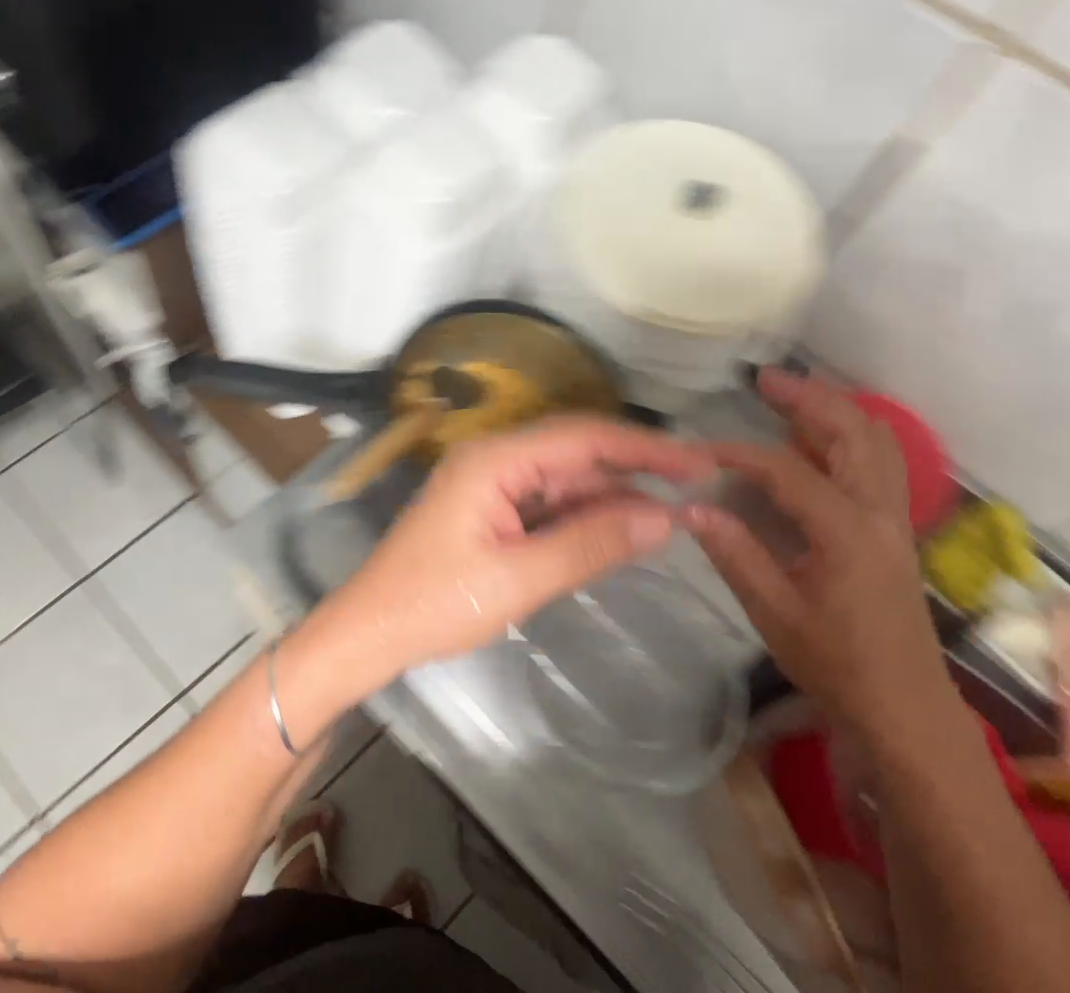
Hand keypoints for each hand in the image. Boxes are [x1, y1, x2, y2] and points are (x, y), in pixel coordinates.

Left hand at [321, 415, 716, 674]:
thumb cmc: (434, 604)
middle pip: (575, 454)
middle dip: (634, 470)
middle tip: (696, 490)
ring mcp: (488, 487)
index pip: (583, 437)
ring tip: (670, 517)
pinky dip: (582, 518)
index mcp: (494, 461)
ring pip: (563, 481)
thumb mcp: (518, 579)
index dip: (645, 447)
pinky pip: (545, 505)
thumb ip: (590, 545)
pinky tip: (619, 531)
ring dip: (611, 498)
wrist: (370, 632)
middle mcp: (492, 461)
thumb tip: (663, 518)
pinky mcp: (487, 515)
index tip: (699, 463)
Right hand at [684, 370, 951, 730]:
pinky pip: (880, 466)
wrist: (903, 707)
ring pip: (877, 444)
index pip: (786, 469)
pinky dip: (851, 440)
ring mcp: (896, 521)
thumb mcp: (774, 612)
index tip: (696, 451)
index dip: (738, 453)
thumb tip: (690, 508)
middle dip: (810, 399)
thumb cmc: (836, 664)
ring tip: (790, 402)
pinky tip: (817, 449)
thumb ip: (735, 553)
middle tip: (764, 381)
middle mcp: (880, 513)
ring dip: (836, 413)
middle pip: (854, 432)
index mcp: (847, 531)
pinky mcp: (896, 534)